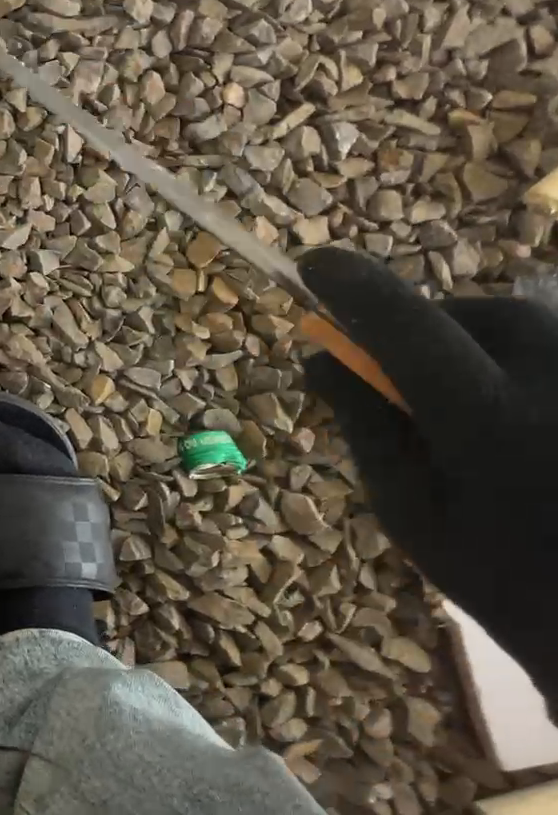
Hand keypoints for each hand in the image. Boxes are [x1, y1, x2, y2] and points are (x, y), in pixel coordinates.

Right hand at [299, 247, 557, 695]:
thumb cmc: (507, 582)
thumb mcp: (408, 509)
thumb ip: (366, 423)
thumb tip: (321, 355)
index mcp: (491, 427)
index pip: (408, 328)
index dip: (356, 288)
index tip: (314, 265)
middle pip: (490, 316)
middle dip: (437, 322)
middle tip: (411, 361)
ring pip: (544, 328)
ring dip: (497, 341)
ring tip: (486, 394)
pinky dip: (537, 367)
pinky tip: (532, 415)